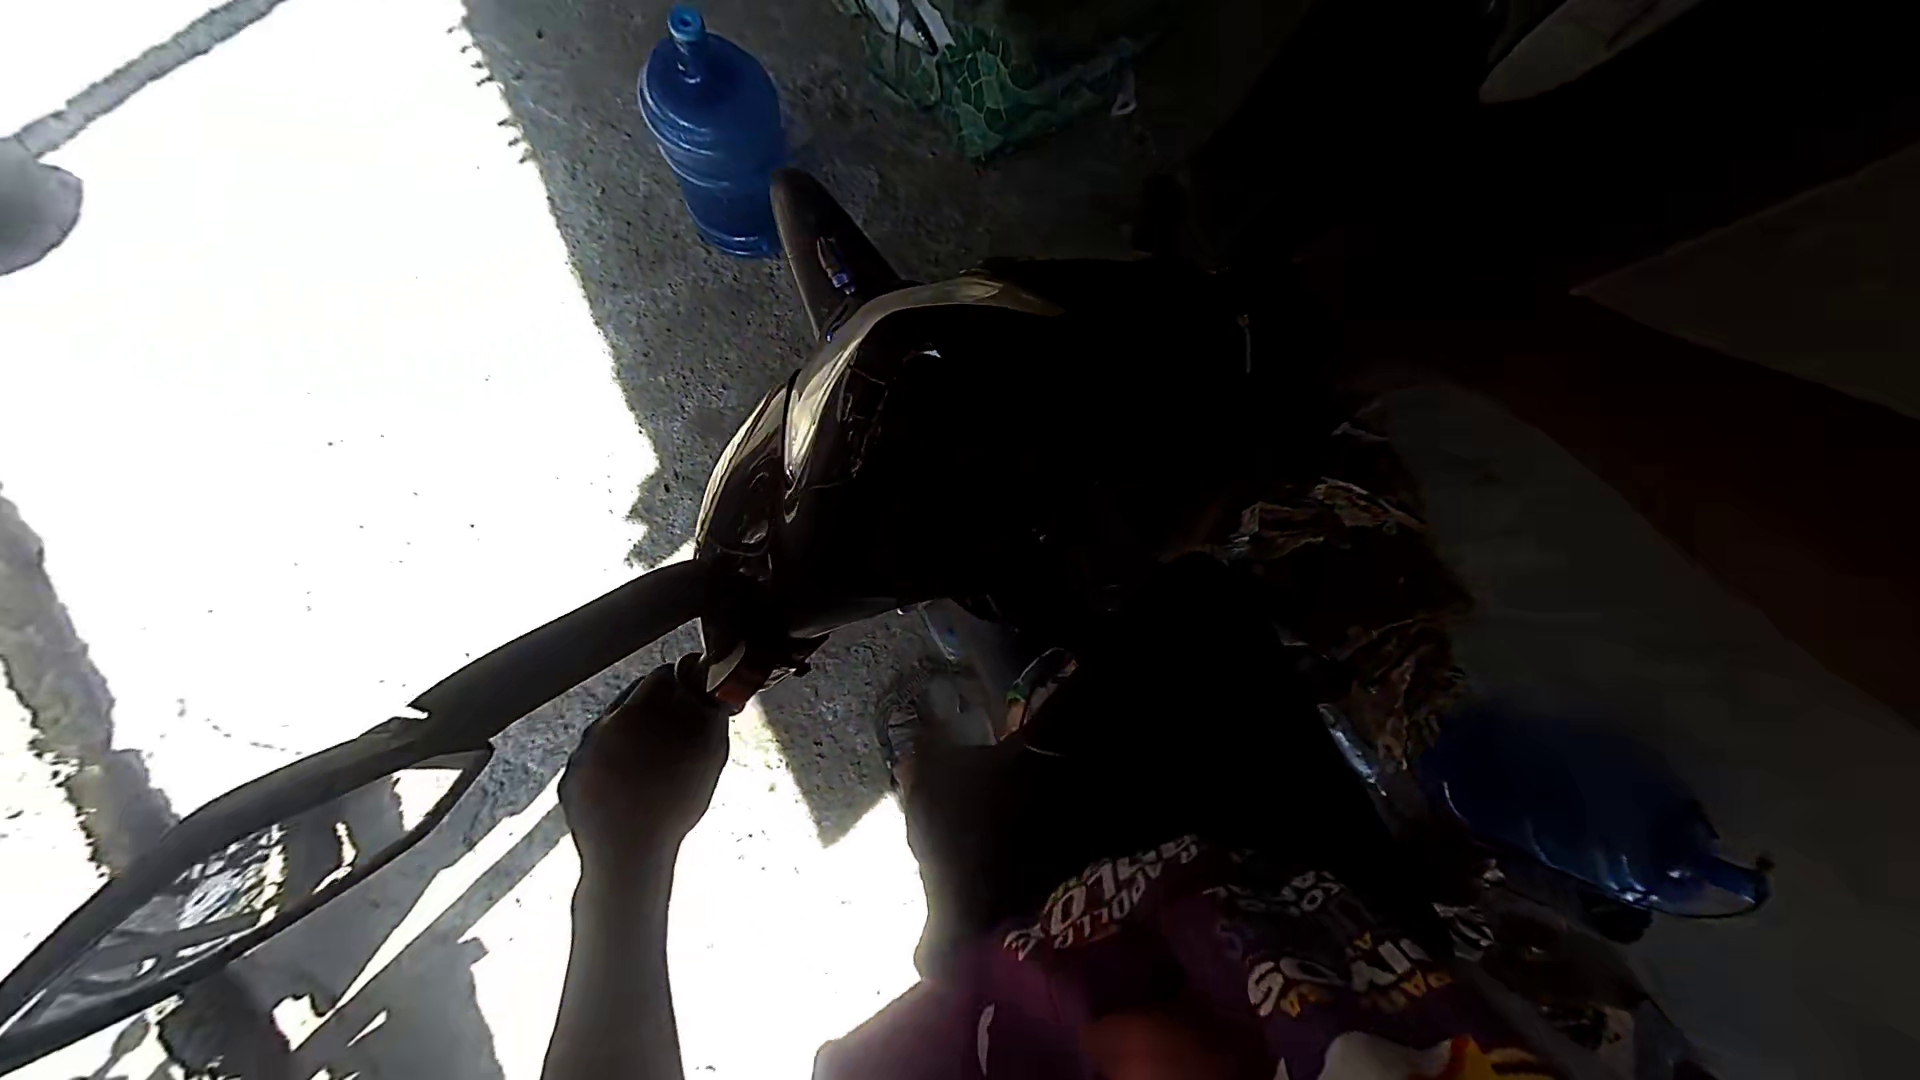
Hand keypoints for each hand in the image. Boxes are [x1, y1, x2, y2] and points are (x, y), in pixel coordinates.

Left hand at [560, 655, 730, 870]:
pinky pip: (597, 759)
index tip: (695, 696)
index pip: (662, 677)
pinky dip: (614, 765)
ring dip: (635, 736)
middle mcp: (603, 723)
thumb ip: (709, 712)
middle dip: (658, 709)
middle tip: (681, 730)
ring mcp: (582, 752)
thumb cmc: (674, 800)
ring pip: (614, 729)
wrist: (628, 853)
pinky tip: (633, 785)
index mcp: (637, 709)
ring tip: (657, 764)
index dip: (683, 683)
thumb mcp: (709, 751)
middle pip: (635, 699)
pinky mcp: (571, 779)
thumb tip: (709, 690)